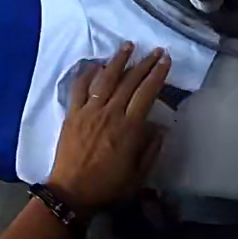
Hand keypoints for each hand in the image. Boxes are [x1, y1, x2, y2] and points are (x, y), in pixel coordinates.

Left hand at [48, 43, 171, 213]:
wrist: (71, 193)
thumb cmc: (108, 187)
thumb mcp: (138, 175)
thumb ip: (151, 149)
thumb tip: (161, 127)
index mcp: (129, 128)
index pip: (147, 93)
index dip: (158, 74)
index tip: (166, 60)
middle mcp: (109, 114)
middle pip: (129, 81)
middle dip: (144, 63)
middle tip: (154, 50)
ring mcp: (88, 111)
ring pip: (105, 79)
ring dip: (117, 60)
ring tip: (127, 46)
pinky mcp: (72, 114)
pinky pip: (79, 88)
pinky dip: (87, 74)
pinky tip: (95, 65)